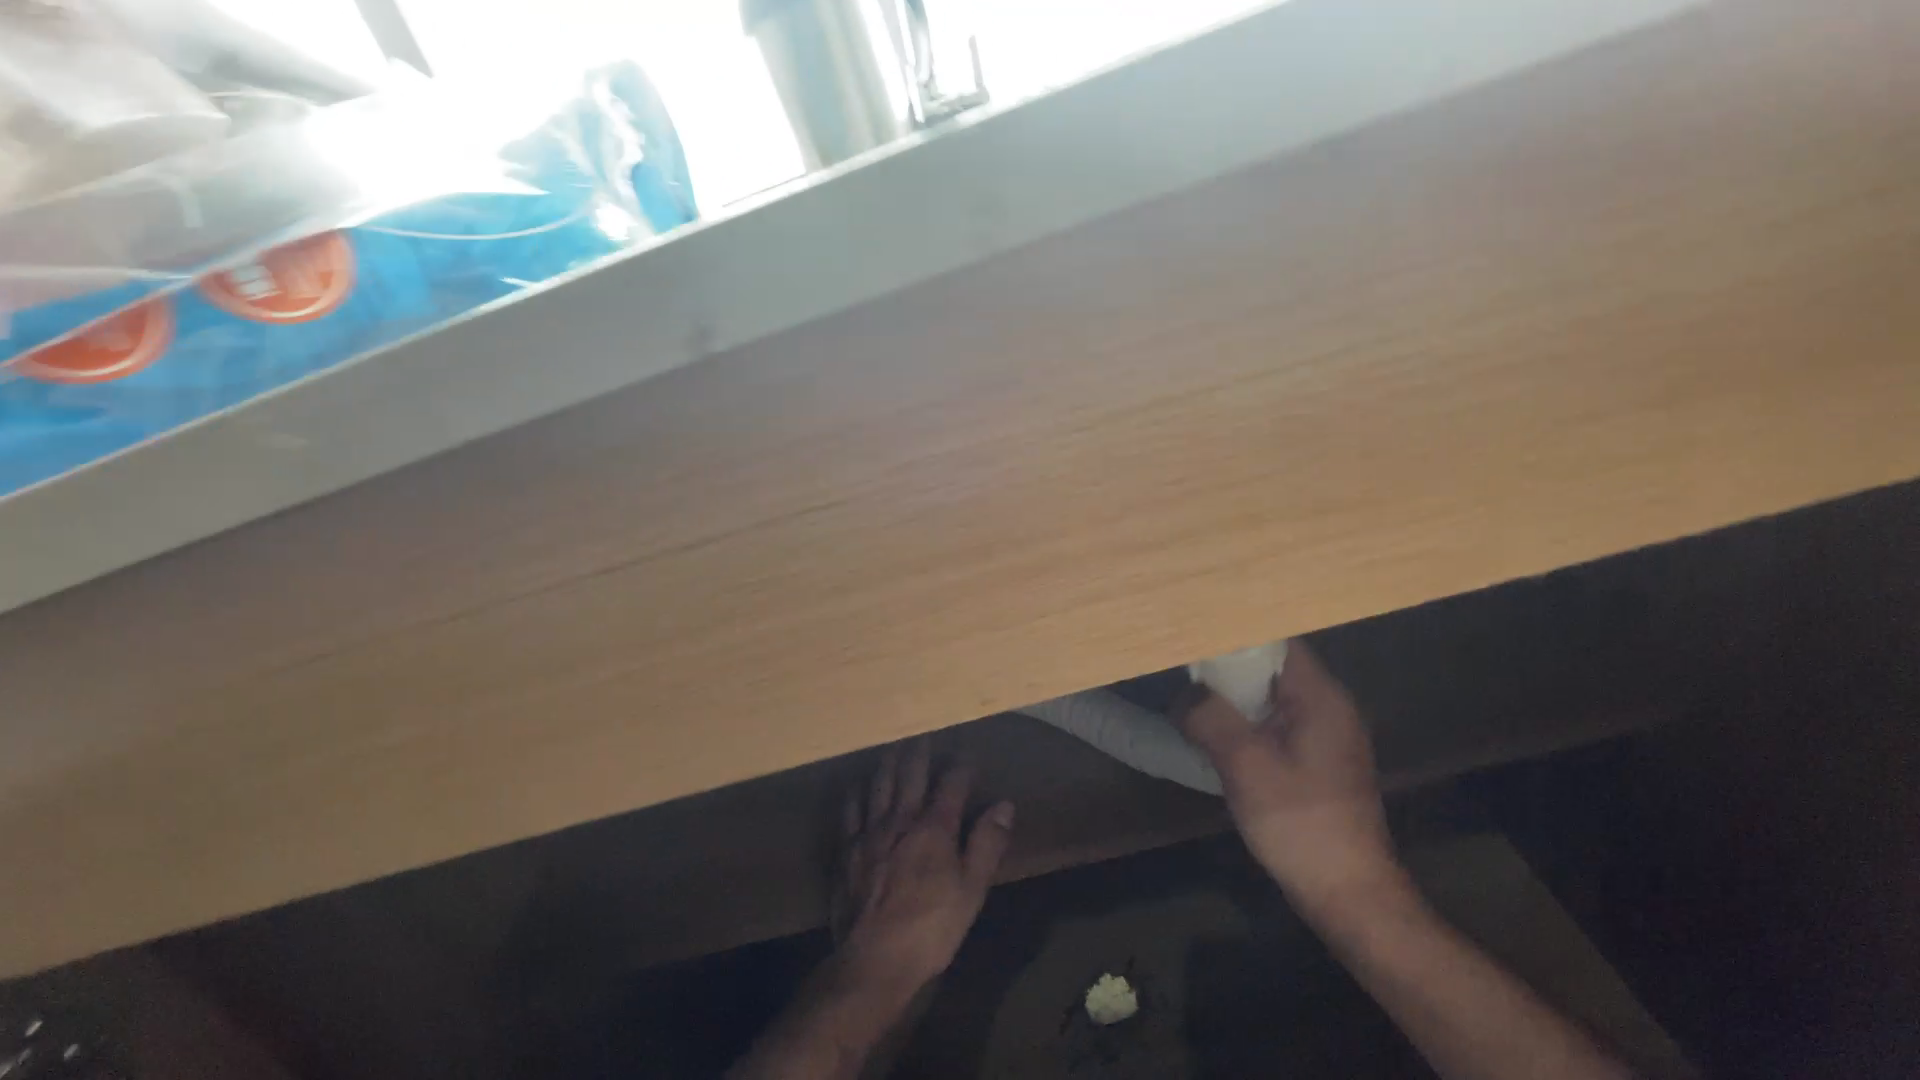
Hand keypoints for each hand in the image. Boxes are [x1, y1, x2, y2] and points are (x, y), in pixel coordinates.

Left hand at [832, 742, 1015, 996]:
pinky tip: (859, 784)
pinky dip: (857, 791)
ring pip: (880, 785)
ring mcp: (870, 832)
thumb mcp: (972, 890)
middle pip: (911, 774)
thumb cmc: (932, 927)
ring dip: (889, 762)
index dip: (962, 765)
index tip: (969, 752)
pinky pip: (851, 810)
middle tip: (925, 730)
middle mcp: (901, 819)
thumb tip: (1004, 804)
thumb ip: (987, 843)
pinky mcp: (846, 849)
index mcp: (935, 828)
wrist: (874, 958)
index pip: (952, 784)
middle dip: (921, 751)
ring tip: (894, 745)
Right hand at [1178, 640, 1401, 909]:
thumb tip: (1186, 695)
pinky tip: (1218, 739)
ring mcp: (1327, 736)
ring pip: (1272, 698)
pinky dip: (1247, 724)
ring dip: (1234, 700)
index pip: (1277, 642)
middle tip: (1182, 669)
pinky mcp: (1319, 763)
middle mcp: (1331, 707)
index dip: (1234, 636)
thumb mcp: (1245, 764)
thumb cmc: (1299, 822)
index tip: (1193, 637)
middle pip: (1272, 668)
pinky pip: (1277, 725)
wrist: (1348, 892)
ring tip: (1192, 699)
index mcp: (1321, 697)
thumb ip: (1210, 717)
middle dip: (1227, 668)